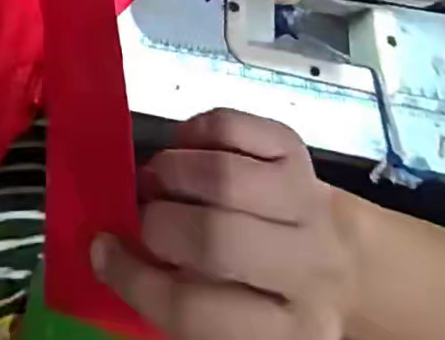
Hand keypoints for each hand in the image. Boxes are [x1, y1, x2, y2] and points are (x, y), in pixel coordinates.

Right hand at [92, 109, 355, 339]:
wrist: (342, 261)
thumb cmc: (268, 295)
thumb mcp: (235, 318)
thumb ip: (181, 294)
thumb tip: (110, 249)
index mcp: (284, 332)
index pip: (194, 311)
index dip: (135, 279)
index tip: (102, 251)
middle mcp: (304, 269)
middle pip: (215, 239)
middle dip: (157, 222)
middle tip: (138, 213)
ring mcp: (305, 202)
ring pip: (223, 175)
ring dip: (171, 171)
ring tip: (155, 177)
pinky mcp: (296, 150)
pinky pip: (233, 125)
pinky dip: (195, 129)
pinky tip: (185, 146)